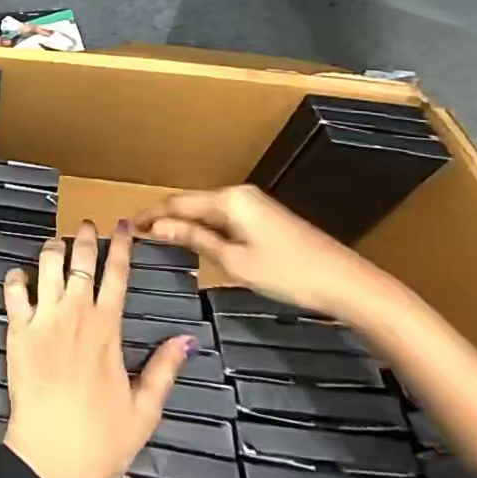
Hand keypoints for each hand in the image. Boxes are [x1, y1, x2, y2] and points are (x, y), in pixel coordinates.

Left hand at [1, 221, 195, 477]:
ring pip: (47, 264)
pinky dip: (16, 276)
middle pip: (81, 260)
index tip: (123, 225)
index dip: (121, 245)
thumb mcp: (145, 408)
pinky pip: (13, 289)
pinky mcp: (18, 329)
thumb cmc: (100, 438)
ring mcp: (44, 318)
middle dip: (85, 236)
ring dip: (53, 248)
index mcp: (107, 328)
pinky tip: (20, 274)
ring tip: (56, 243)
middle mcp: (76, 314)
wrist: (54, 458)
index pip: (117, 273)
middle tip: (87, 224)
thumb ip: (165, 368)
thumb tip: (186, 339)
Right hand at [134, 186, 392, 320]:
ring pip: (207, 210)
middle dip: (165, 217)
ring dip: (184, 223)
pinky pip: (223, 216)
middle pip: (192, 203)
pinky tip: (196, 241)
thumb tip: (157, 227)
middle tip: (139, 233)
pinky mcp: (264, 217)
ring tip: (160, 238)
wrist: (347, 283)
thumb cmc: (289, 273)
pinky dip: (204, 227)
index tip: (129, 224)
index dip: (151, 213)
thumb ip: (194, 240)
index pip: (178, 202)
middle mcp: (238, 193)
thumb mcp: (235, 261)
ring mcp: (253, 204)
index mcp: (228, 199)